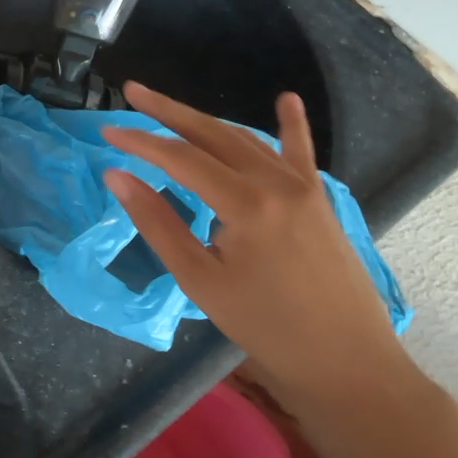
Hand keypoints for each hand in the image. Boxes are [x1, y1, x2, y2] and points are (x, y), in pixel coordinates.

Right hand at [99, 83, 410, 403]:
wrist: (351, 367)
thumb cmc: (267, 328)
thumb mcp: (200, 280)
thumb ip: (157, 222)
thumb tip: (116, 176)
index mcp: (246, 204)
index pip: (180, 157)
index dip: (140, 141)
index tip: (106, 132)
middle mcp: (276, 184)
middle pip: (212, 134)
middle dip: (168, 111)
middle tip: (132, 91)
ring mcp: (304, 189)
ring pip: (245, 140)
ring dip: (205, 121)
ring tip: (169, 108)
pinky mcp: (320, 202)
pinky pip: (301, 154)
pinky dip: (292, 125)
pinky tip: (286, 100)